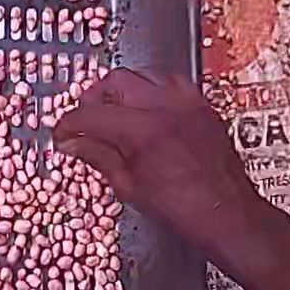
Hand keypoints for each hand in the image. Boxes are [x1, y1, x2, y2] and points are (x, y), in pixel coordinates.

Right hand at [53, 68, 271, 258]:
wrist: (227, 214)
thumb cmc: (181, 209)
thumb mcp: (129, 186)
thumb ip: (98, 157)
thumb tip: (73, 144)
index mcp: (140, 130)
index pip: (89, 114)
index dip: (68, 125)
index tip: (62, 134)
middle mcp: (164, 107)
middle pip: (114, 81)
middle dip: (94, 99)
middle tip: (85, 121)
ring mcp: (186, 102)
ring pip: (142, 75)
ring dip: (123, 91)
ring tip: (115, 114)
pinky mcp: (202, 105)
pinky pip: (170, 83)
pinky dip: (152, 92)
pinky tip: (148, 111)